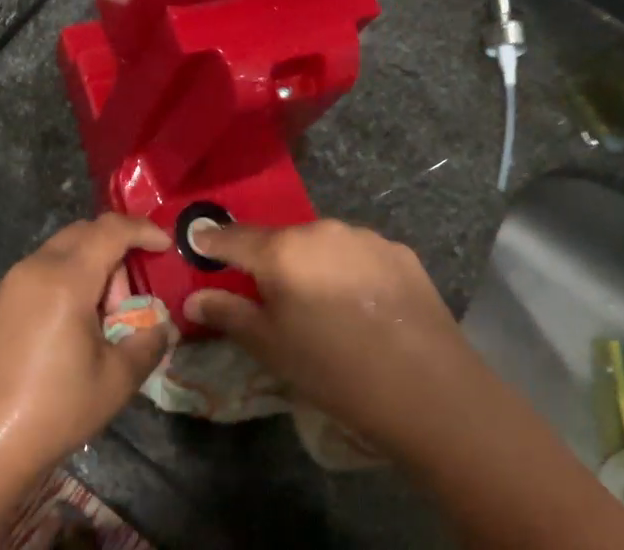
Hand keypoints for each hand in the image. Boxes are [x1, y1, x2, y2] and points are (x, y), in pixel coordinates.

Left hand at [0, 215, 174, 477]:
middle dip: (116, 254)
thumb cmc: (54, 409)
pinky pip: (42, 271)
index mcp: (65, 279)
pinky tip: (71, 330)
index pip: (111, 230)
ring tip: (100, 325)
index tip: (166, 247)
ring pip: (62, 252)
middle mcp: (35, 268)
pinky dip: (66, 282)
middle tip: (128, 306)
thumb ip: (147, 343)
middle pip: (84, 234)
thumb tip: (160, 325)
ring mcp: (11, 282)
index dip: (143, 231)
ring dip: (91, 270)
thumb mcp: (116, 381)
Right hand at [185, 220, 486, 452]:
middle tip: (269, 294)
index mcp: (281, 250)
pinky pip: (358, 255)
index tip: (198, 244)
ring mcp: (364, 238)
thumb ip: (228, 314)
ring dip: (312, 264)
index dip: (211, 242)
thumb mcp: (270, 348)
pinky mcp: (400, 253)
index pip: (232, 237)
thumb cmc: (334, 370)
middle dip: (269, 260)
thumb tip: (194, 298)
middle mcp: (320, 231)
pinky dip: (349, 272)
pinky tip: (361, 307)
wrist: (429, 391)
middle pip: (280, 240)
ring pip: (322, 245)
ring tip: (321, 304)